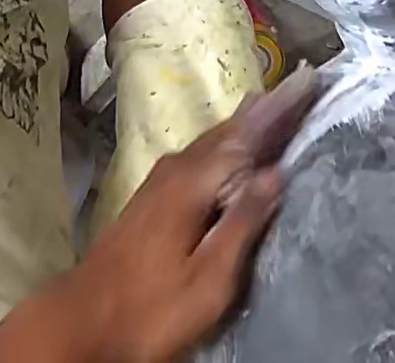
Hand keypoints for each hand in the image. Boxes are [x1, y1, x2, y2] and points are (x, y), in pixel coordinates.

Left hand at [0, 70, 319, 362]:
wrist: (88, 314)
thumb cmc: (153, 306)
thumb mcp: (208, 279)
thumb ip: (242, 223)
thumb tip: (276, 173)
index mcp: (191, 180)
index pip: (245, 135)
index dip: (278, 108)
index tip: (305, 80)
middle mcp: (176, 166)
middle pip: (229, 130)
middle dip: (266, 109)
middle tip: (300, 87)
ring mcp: (162, 175)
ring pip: (213, 140)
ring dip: (246, 123)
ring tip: (277, 103)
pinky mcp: (157, 190)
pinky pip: (202, 154)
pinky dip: (228, 142)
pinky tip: (238, 145)